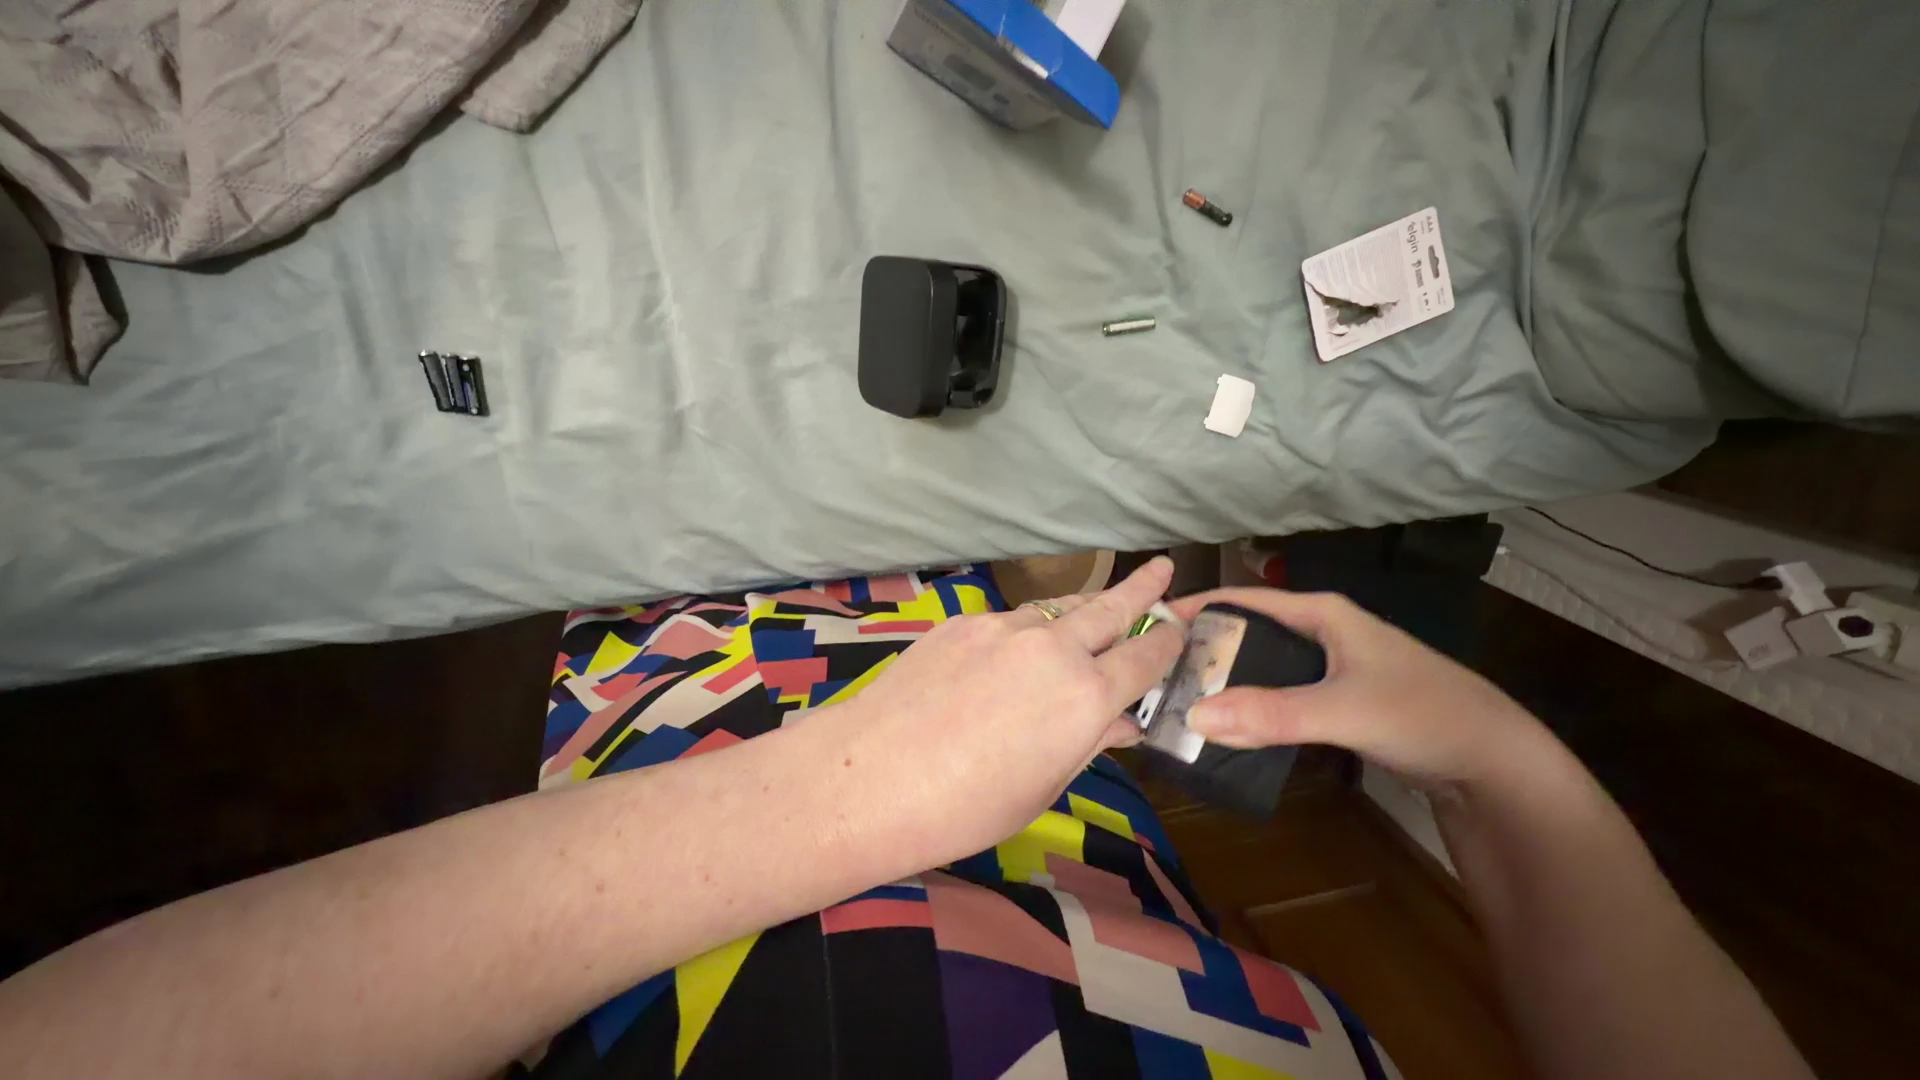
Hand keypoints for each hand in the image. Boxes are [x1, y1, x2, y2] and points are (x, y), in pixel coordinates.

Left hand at [829, 558, 1185, 863]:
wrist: (871, 776)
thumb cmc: (966, 807)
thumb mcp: (1043, 787)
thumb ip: (1088, 743)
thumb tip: (1121, 722)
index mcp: (1086, 697)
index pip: (1144, 659)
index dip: (1167, 644)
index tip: (1180, 628)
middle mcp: (1054, 649)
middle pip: (1109, 609)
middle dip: (1141, 589)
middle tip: (1162, 568)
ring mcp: (1004, 628)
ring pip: (1056, 612)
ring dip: (1078, 612)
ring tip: (1089, 617)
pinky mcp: (963, 622)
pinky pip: (1009, 623)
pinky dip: (1023, 635)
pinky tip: (1008, 660)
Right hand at [1169, 588, 1553, 792]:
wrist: (1496, 763)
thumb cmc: (1424, 714)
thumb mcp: (1343, 710)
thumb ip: (1270, 712)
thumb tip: (1192, 715)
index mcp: (1323, 614)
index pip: (1245, 599)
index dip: (1198, 607)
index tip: (1150, 624)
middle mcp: (1324, 632)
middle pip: (1249, 631)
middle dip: (1205, 648)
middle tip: (1156, 672)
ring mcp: (1333, 667)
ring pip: (1264, 665)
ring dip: (1228, 680)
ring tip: (1181, 700)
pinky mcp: (1340, 700)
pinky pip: (1281, 694)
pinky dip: (1253, 705)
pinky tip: (1230, 726)